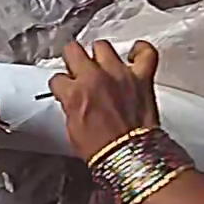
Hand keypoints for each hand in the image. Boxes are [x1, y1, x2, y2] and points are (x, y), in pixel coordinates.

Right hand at [48, 41, 159, 159]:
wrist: (130, 157)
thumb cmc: (103, 150)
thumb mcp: (73, 129)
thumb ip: (71, 106)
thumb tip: (72, 100)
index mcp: (74, 93)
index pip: (58, 78)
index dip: (61, 85)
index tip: (65, 89)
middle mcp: (94, 77)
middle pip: (73, 50)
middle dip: (72, 58)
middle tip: (77, 68)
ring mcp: (119, 74)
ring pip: (102, 46)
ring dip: (100, 55)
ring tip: (102, 63)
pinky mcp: (141, 77)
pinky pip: (145, 52)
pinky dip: (141, 50)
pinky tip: (135, 53)